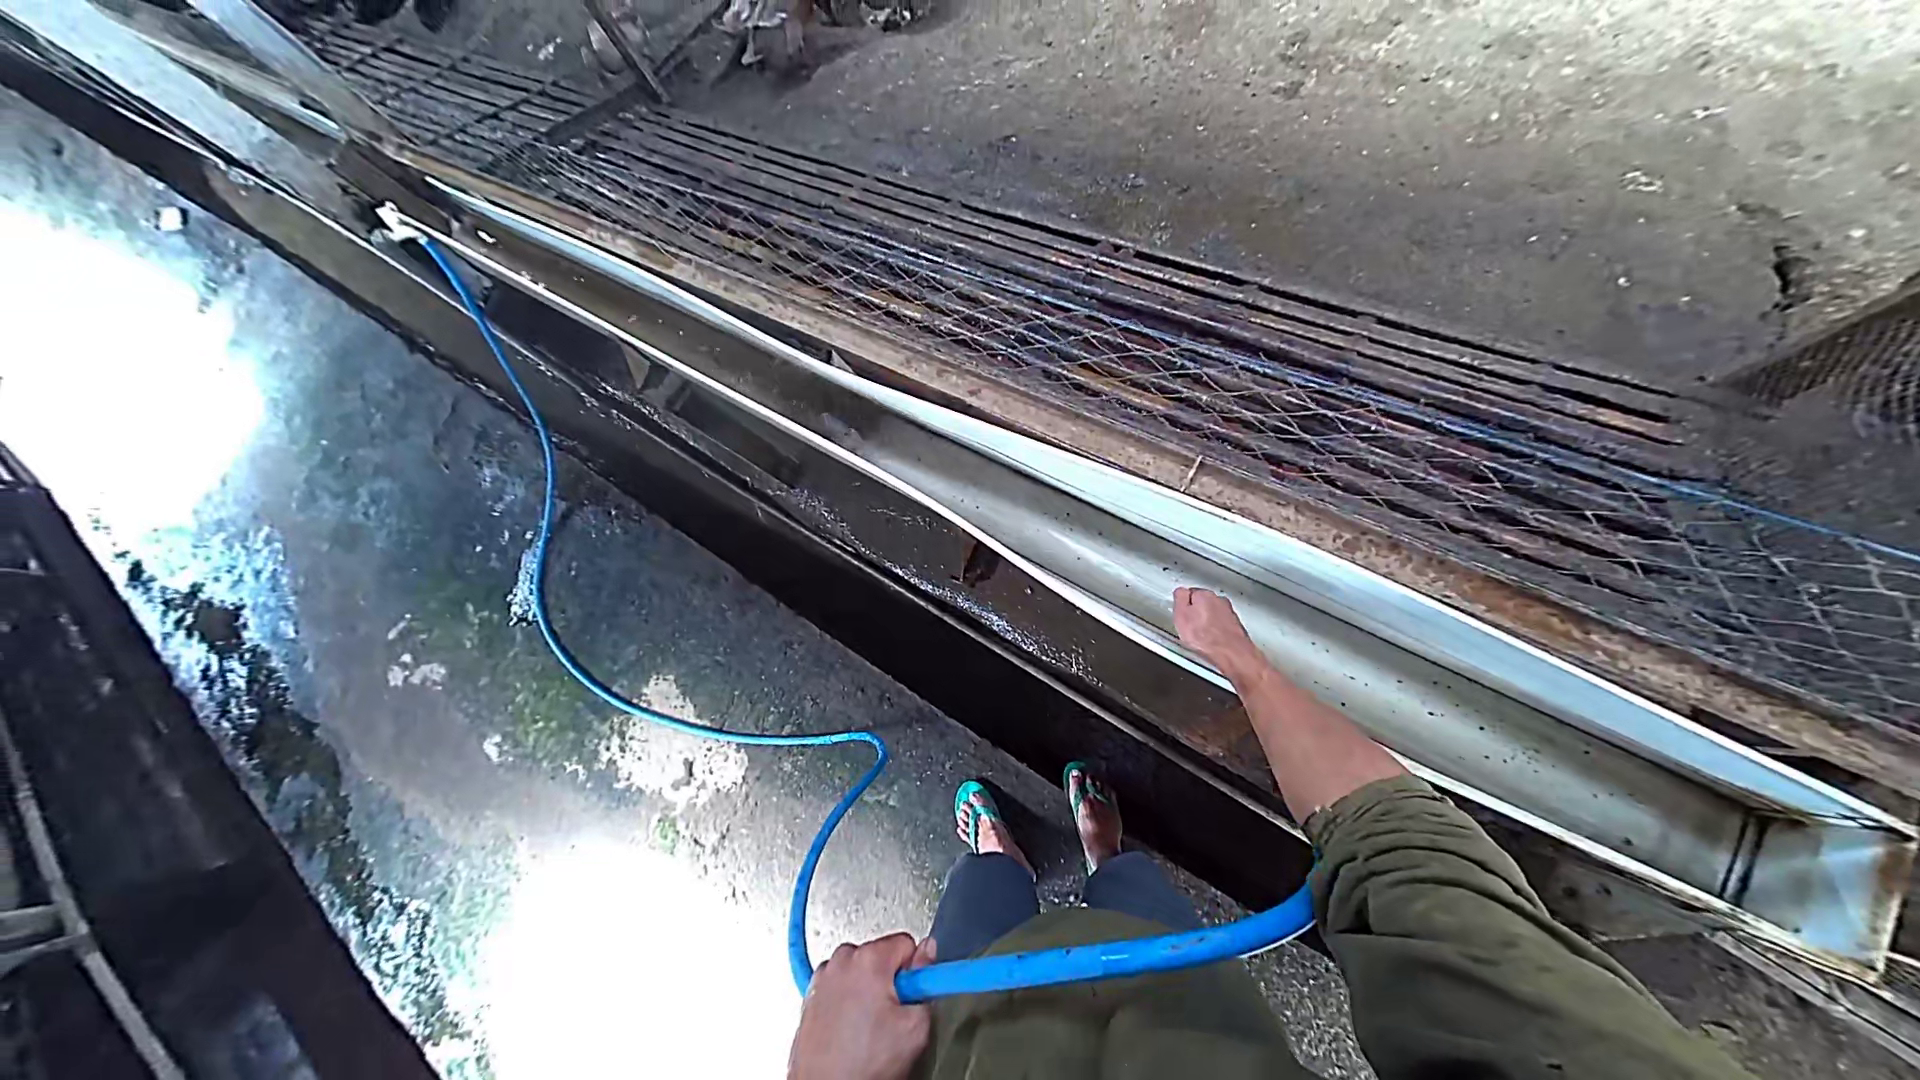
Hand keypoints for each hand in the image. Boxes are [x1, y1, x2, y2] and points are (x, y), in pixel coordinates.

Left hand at [788, 933, 936, 1079]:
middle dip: (890, 981)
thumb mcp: (914, 1027)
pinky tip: (849, 1028)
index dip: (914, 971)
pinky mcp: (811, 993)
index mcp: (869, 958)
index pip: (907, 943)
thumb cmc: (862, 1065)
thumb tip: (928, 951)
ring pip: (860, 970)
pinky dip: (847, 999)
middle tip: (889, 1017)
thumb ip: (928, 981)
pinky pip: (840, 984)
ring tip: (867, 1027)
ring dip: (867, 990)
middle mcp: (843, 958)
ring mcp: (824, 975)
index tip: (911, 994)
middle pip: (882, 955)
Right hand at [1173, 587, 1261, 676]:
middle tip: (1188, 625)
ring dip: (1207, 621)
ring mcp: (1229, 613)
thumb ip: (1179, 598)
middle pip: (1203, 602)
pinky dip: (1216, 631)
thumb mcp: (1180, 615)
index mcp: (1204, 594)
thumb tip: (1180, 592)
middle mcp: (1220, 600)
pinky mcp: (1236, 626)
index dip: (1182, 604)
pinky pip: (1221, 625)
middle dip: (1196, 612)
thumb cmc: (1206, 637)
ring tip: (1199, 636)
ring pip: (1213, 614)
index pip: (1189, 592)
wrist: (1230, 653)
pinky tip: (1211, 641)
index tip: (1179, 612)